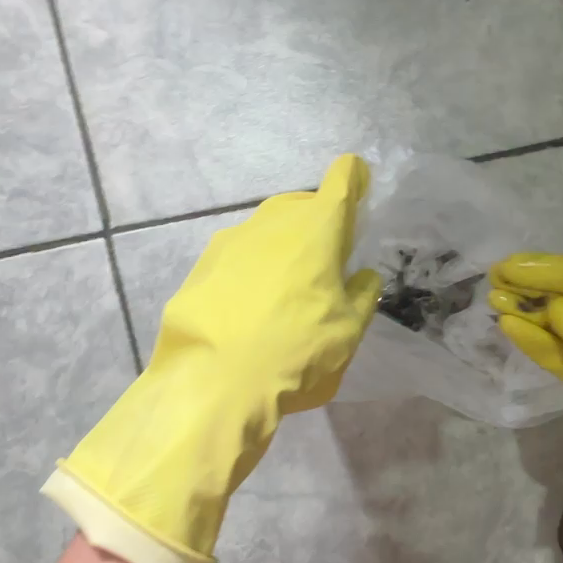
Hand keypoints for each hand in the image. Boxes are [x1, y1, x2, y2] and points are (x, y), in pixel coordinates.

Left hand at [44, 155, 384, 562]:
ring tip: (283, 296)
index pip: (343, 178)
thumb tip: (360, 276)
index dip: (355, 181)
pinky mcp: (201, 266)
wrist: (214, 385)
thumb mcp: (349, 332)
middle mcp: (273, 221)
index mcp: (318, 228)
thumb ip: (360, 295)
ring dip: (281, 250)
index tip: (359, 195)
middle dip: (317, 224)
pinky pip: (237, 258)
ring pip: (266, 231)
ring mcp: (231, 240)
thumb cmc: (297, 353)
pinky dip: (249, 273)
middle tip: (324, 266)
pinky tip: (247, 312)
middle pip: (302, 205)